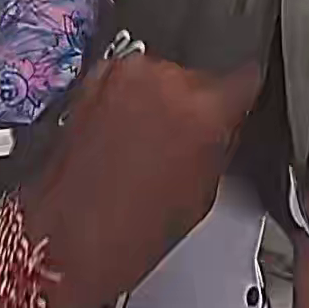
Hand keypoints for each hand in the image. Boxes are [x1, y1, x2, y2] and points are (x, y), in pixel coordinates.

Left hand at [22, 52, 260, 307]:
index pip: (247, 76)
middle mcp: (169, 78)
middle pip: (203, 76)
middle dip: (200, 101)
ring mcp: (131, 70)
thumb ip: (222, 139)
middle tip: (187, 136)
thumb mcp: (204, 191)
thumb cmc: (133, 229)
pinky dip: (135, 95)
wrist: (61, 237)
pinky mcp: (100, 72)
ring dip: (165, 96)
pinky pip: (135, 76)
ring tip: (150, 135)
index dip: (245, 93)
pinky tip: (126, 128)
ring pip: (168, 75)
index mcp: (206, 108)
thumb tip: (228, 117)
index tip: (242, 100)